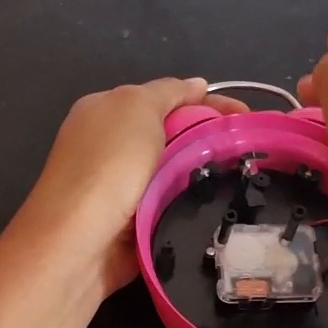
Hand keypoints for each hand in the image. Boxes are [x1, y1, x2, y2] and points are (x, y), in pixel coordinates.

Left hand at [22, 78, 247, 291]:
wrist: (77, 243)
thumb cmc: (107, 166)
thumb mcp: (137, 107)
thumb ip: (169, 92)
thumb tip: (198, 85)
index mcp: (108, 111)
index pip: (169, 98)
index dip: (210, 103)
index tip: (248, 119)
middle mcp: (111, 145)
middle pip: (174, 134)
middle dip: (212, 138)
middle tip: (250, 151)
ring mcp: (122, 185)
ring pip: (177, 171)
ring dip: (206, 174)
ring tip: (245, 179)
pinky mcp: (133, 221)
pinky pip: (171, 204)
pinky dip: (191, 204)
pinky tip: (218, 206)